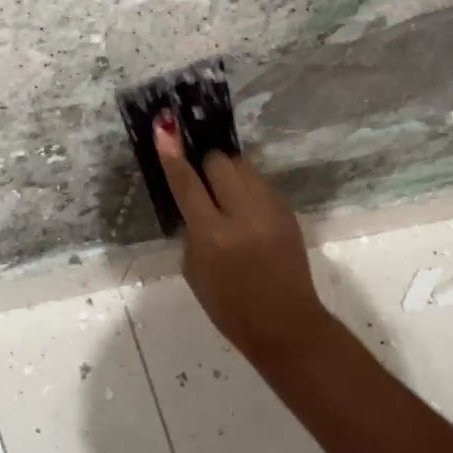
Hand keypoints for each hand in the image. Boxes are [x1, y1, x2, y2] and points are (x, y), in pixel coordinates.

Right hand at [154, 110, 333, 364]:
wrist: (285, 325)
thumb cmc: (228, 306)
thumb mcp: (195, 269)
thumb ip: (193, 229)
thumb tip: (195, 198)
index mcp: (212, 236)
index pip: (187, 183)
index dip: (172, 154)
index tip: (164, 127)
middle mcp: (243, 216)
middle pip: (220, 162)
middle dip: (206, 165)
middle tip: (201, 180)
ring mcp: (270, 211)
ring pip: (244, 166)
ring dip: (228, 172)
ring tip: (224, 191)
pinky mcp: (288, 212)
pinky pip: (261, 184)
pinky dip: (247, 188)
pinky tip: (244, 208)